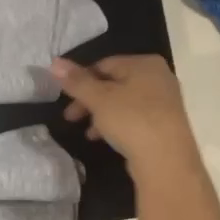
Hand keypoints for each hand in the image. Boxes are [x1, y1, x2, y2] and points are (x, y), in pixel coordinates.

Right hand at [50, 55, 191, 163]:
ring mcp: (163, 99)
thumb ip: (76, 81)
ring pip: (122, 102)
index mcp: (144, 63)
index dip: (81, 80)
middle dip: (89, 100)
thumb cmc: (131, 119)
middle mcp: (157, 76)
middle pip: (113, 83)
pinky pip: (132, 116)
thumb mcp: (98, 99)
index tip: (65, 99)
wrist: (165, 157)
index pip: (104, 64)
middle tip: (70, 118)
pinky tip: (103, 138)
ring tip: (87, 133)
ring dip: (100, 115)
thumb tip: (54, 62)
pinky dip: (115, 124)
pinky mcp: (163, 122)